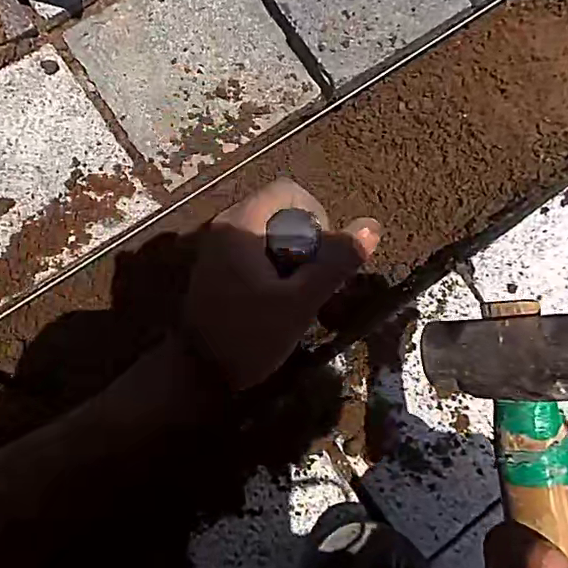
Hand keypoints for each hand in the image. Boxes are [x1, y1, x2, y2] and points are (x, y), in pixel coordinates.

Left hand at [182, 178, 379, 389]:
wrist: (196, 375)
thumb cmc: (247, 337)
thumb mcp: (298, 303)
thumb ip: (334, 263)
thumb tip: (370, 227)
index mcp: (240, 225)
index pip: (289, 191)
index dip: (317, 216)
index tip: (321, 257)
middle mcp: (224, 227)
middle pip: (281, 213)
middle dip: (306, 242)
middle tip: (311, 282)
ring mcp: (217, 249)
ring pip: (271, 236)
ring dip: (293, 260)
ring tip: (298, 297)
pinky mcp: (217, 270)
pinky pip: (256, 254)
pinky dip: (275, 270)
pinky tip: (278, 303)